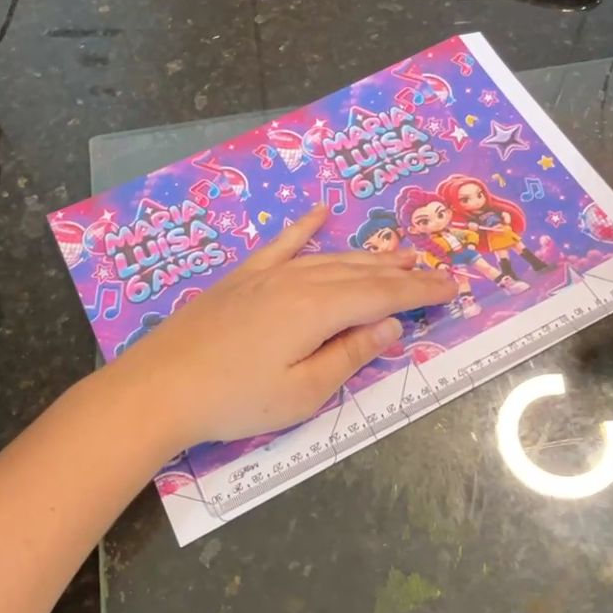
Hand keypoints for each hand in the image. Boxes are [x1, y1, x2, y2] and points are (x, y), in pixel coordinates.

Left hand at [103, 205, 459, 449]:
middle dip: (401, 271)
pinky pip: (282, 245)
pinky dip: (304, 228)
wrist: (160, 387)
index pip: (383, 294)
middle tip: (434, 268)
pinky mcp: (242, 278)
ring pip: (329, 257)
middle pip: (360, 271)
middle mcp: (297, 281)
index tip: (453, 285)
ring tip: (397, 252)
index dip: (420, 290)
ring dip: (366, 255)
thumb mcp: (302, 393)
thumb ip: (349, 355)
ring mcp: (267, 275)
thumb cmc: (234, 400)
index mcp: (317, 310)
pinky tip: (321, 212)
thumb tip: (390, 323)